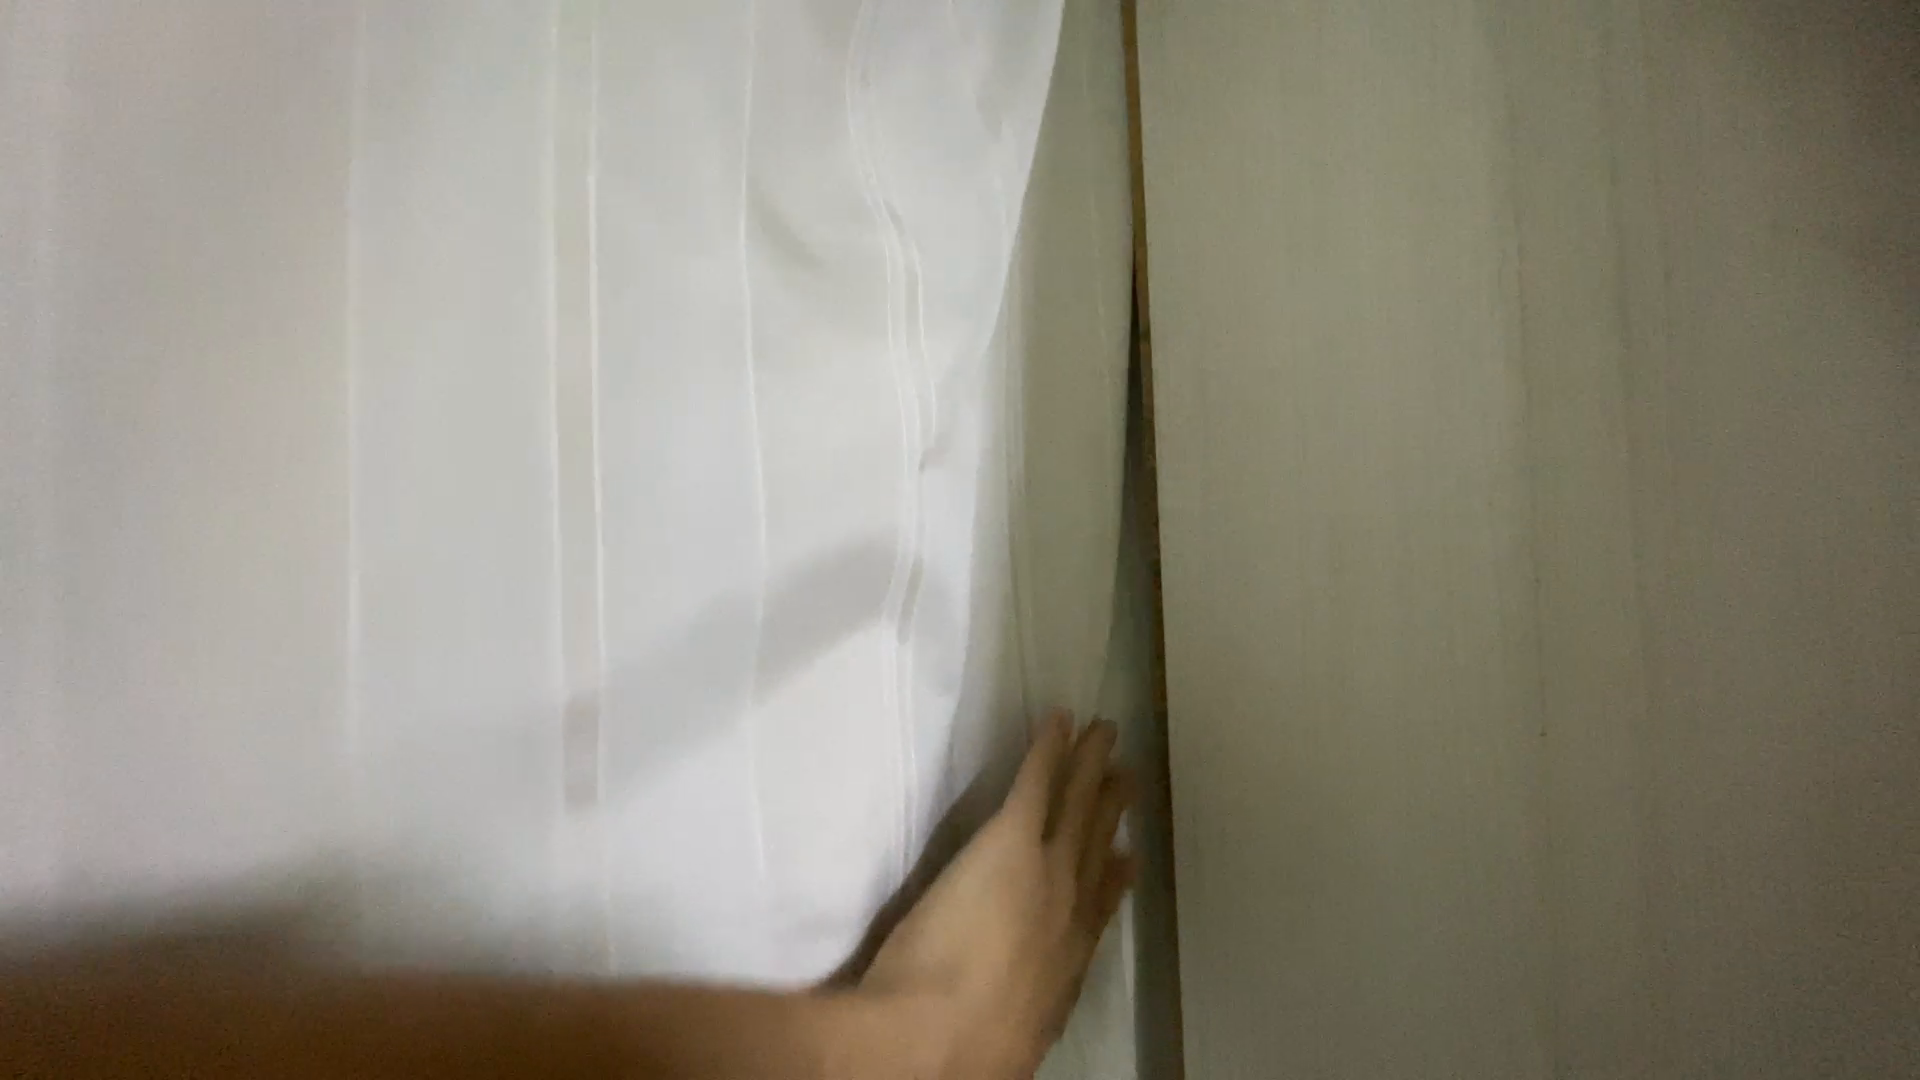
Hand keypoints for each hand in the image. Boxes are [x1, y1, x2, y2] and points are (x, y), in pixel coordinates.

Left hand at [859, 711, 1135, 1079]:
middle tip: (1129, 779)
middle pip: (1094, 845)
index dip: (1114, 879)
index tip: (1128, 857)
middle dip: (1112, 810)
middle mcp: (1067, 911)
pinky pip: (1036, 781)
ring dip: (1091, 767)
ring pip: (1077, 805)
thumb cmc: (958, 1054)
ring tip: (1106, 739)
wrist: (927, 1039)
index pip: (1098, 911)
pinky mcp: (1009, 839)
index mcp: (1064, 965)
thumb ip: (1024, 1017)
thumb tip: (1024, 1017)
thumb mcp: (1010, 1048)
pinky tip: (1059, 720)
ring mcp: (1043, 869)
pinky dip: (1050, 748)